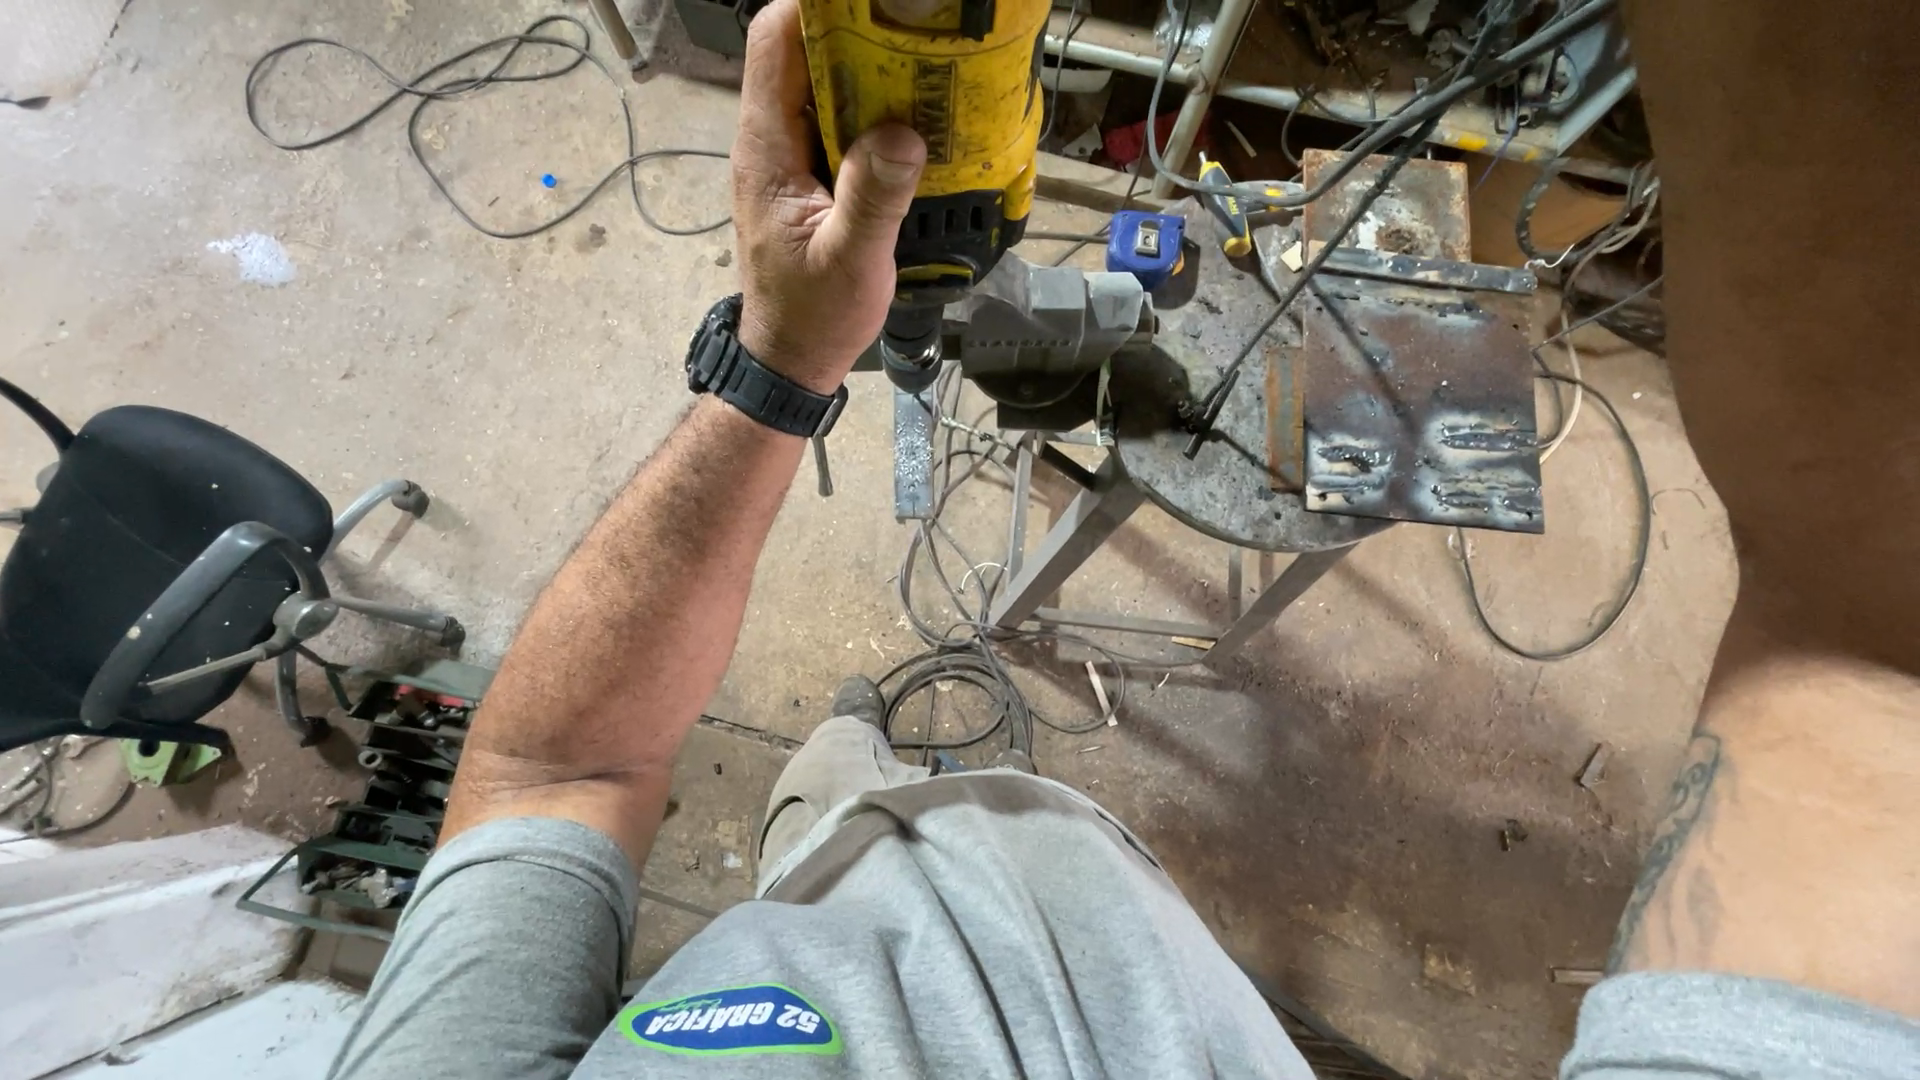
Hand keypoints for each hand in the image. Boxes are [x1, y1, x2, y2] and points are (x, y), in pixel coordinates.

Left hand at [730, 0, 925, 395]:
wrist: (793, 358)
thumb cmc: (814, 316)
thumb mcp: (850, 261)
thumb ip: (873, 196)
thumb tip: (905, 132)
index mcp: (767, 147)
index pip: (776, 39)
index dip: (822, 10)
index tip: (880, 14)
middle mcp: (770, 142)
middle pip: (804, 56)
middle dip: (860, 41)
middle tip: (920, 45)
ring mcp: (788, 162)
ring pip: (823, 92)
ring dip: (870, 81)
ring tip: (925, 82)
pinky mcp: (807, 184)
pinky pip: (836, 131)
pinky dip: (871, 121)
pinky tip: (910, 133)